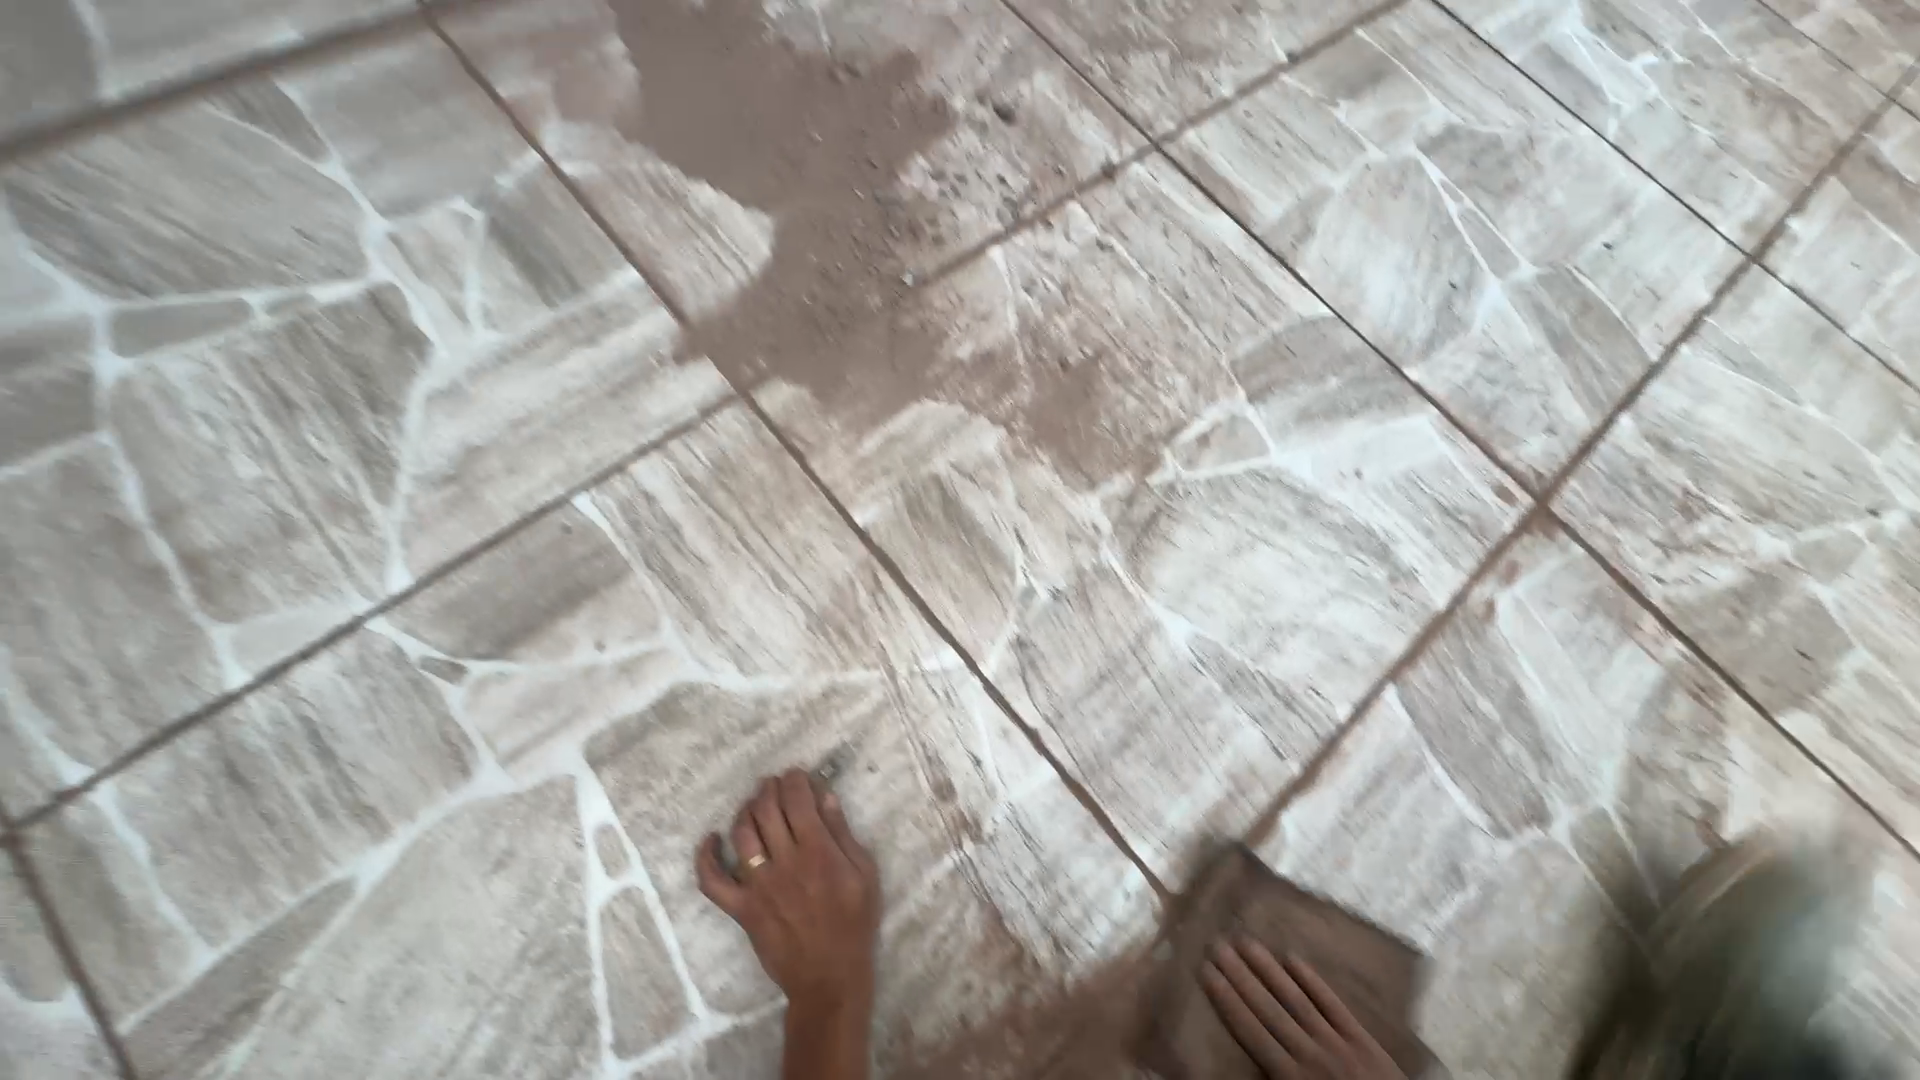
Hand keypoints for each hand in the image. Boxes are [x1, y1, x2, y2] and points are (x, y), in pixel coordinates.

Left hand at [695, 769, 881, 1014]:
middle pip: (767, 810)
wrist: (829, 976)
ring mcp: (758, 885)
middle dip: (770, 789)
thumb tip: (826, 797)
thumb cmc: (854, 922)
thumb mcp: (864, 874)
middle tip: (774, 784)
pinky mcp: (741, 908)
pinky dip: (706, 857)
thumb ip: (842, 834)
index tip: (796, 775)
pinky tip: (710, 839)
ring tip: (754, 803)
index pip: (798, 801)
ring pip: (742, 834)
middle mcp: (784, 862)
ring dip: (746, 810)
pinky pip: (712, 881)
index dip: (794, 781)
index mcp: (818, 852)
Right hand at [1202, 938, 1404, 1079]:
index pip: (1250, 1031)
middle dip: (1239, 975)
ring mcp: (1338, 1043)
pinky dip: (1312, 981)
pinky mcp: (1363, 1040)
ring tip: (1246, 941)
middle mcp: (1309, 1054)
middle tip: (1217, 944)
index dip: (1226, 1000)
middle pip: (1267, 1008)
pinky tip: (1292, 958)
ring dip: (1268, 969)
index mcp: (1291, 1079)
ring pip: (1296, 1000)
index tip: (1206, 971)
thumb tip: (1230, 1068)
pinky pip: (1333, 1005)